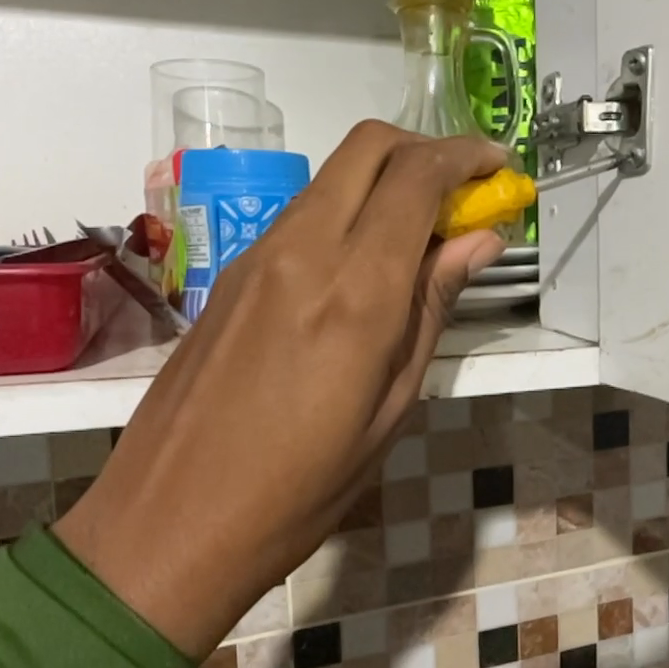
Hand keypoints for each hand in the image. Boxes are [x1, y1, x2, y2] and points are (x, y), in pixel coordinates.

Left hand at [53, 121, 507, 658]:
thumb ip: (432, 308)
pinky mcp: (230, 274)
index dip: (467, 157)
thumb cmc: (300, 489)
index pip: (417, 177)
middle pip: (369, 145)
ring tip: (421, 237)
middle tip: (462, 195)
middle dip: (426, 149)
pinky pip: (302, 215)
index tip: (500, 170)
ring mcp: (256, 256)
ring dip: (385, 180)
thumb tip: (478, 242)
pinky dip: (347, 211)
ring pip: (333, 176)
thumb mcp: (390, 409)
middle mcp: (302, 250)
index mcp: (354, 290)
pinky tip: (364, 266)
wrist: (168, 522)